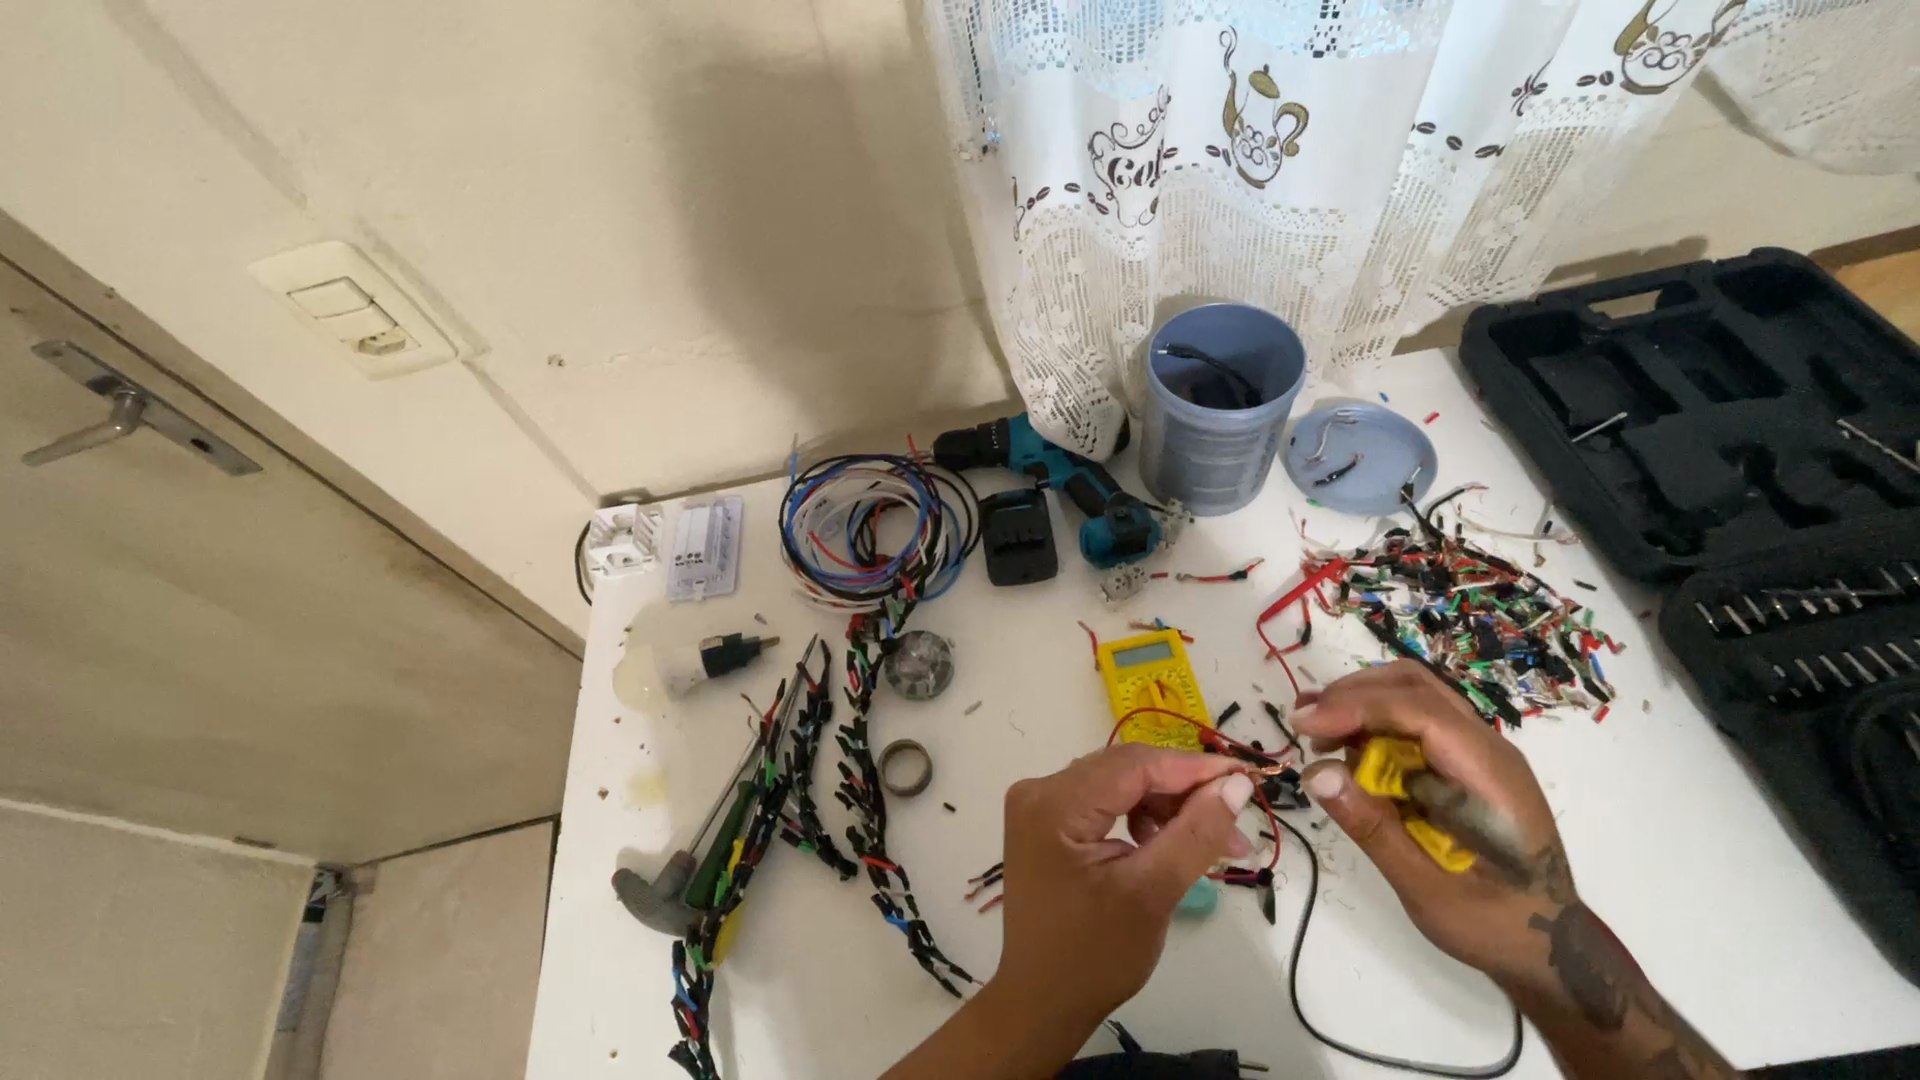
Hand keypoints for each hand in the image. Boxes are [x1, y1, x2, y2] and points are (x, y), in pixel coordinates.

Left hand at [992, 743, 1255, 1025]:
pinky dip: (1140, 817)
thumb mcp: (1152, 893)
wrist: (1042, 1000)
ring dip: (1166, 806)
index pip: (1135, 765)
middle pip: (1126, 771)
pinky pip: (1103, 802)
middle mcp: (1039, 790)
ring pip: (1118, 784)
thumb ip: (1195, 833)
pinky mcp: (1046, 821)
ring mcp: (1039, 805)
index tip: (1245, 778)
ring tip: (1212, 843)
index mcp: (1054, 803)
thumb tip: (1234, 784)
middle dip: (1184, 792)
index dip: (1193, 768)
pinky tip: (1167, 844)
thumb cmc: (1094, 955)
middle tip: (1235, 825)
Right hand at [1292, 660, 1571, 981]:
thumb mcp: (1426, 889)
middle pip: (1415, 686)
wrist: (1546, 943)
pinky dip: (1372, 718)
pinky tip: (1344, 745)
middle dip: (1351, 694)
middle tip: (1302, 721)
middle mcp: (1488, 749)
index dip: (1356, 708)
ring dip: (1359, 699)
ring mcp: (1478, 751)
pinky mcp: (1464, 760)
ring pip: (1414, 692)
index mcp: (1488, 777)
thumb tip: (1316, 774)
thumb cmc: (1491, 923)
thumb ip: (1373, 828)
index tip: (1303, 726)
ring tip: (1314, 729)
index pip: (1420, 711)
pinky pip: (1415, 717)